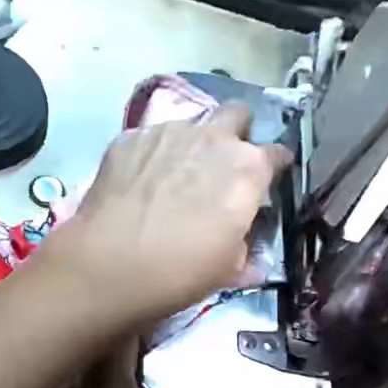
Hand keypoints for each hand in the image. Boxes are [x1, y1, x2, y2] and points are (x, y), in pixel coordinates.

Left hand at [47, 103, 288, 323]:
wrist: (110, 265)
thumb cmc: (179, 272)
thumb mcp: (226, 271)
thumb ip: (245, 250)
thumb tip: (248, 249)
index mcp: (248, 169)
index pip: (277, 155)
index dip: (273, 169)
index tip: (265, 182)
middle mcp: (213, 137)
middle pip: (237, 115)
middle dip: (235, 134)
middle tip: (221, 166)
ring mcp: (168, 131)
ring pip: (192, 123)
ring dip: (192, 142)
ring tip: (175, 174)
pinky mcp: (129, 138)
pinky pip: (150, 138)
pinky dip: (153, 154)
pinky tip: (140, 181)